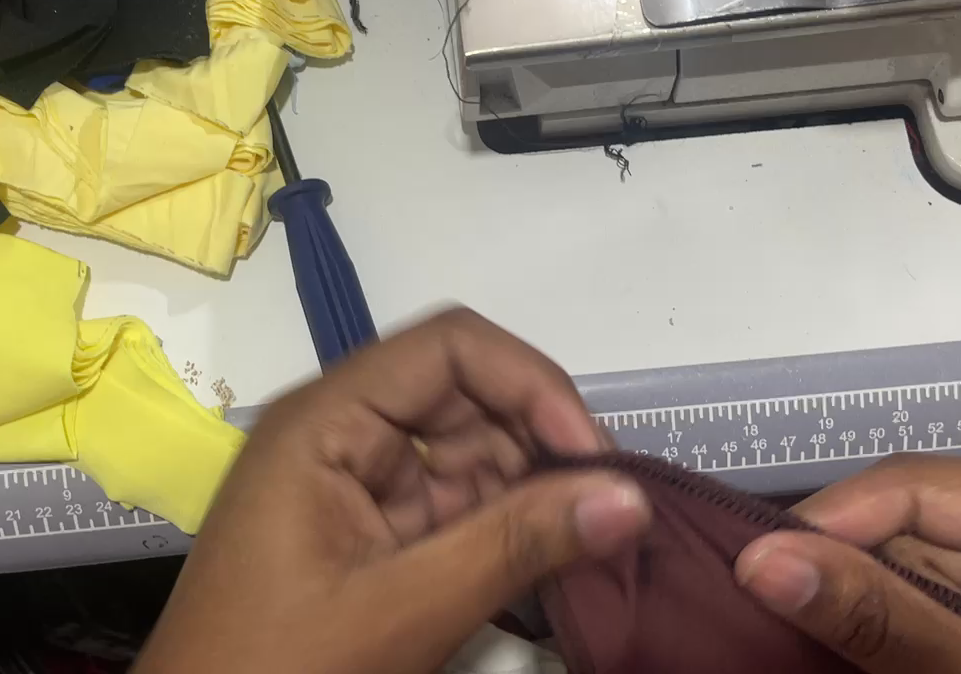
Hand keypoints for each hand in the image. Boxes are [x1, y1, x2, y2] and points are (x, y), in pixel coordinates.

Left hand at [134, 308, 651, 673]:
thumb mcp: (399, 613)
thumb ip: (514, 547)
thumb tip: (631, 497)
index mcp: (329, 417)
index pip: (446, 348)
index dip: (527, 382)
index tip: (587, 453)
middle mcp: (346, 425)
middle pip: (464, 390)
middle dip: (538, 437)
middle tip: (605, 504)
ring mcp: (361, 473)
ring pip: (469, 444)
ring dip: (531, 484)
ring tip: (589, 539)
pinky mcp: (376, 520)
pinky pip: (457, 496)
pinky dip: (506, 522)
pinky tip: (548, 558)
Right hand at [734, 455, 960, 673]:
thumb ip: (885, 622)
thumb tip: (759, 560)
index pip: (917, 485)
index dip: (834, 519)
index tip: (760, 561)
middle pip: (895, 521)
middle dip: (838, 567)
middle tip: (768, 601)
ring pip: (886, 559)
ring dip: (845, 597)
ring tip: (800, 627)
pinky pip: (900, 596)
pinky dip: (865, 622)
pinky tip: (837, 639)